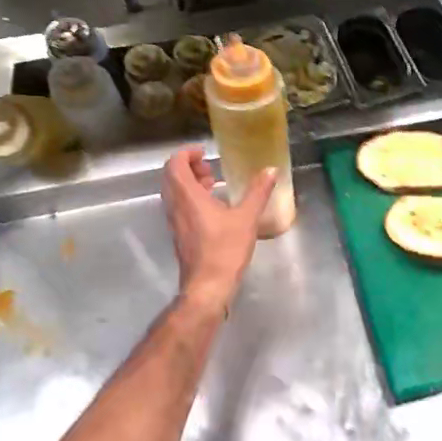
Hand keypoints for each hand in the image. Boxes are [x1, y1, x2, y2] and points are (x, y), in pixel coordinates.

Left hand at [161, 146, 277, 311]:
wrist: (207, 287)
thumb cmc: (225, 250)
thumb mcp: (247, 218)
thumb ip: (258, 192)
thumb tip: (271, 170)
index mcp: (187, 197)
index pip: (174, 165)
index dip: (186, 154)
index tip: (204, 153)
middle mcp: (176, 206)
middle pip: (170, 177)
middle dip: (188, 167)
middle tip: (209, 168)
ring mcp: (175, 222)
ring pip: (173, 193)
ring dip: (188, 182)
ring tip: (212, 184)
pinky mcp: (179, 234)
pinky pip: (178, 206)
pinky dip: (190, 198)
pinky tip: (213, 207)